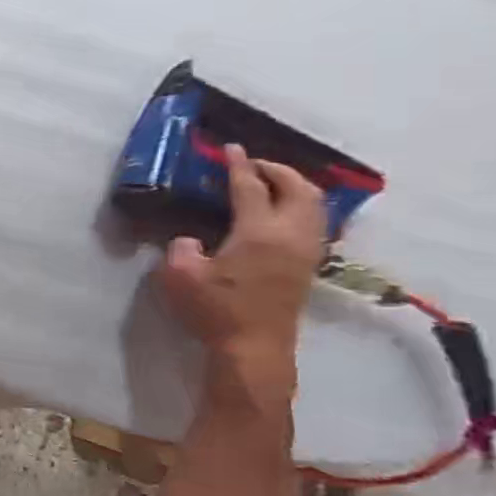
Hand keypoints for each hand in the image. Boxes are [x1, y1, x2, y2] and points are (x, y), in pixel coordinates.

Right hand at [159, 144, 326, 360]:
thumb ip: (181, 248)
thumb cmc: (215, 310)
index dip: (238, 165)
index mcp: (259, 232)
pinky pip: (315, 222)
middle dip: (277, 169)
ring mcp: (306, 250)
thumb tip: (192, 239)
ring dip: (294, 186)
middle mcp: (291, 234)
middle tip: (253, 164)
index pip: (250, 187)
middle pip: (298, 188)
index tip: (231, 148)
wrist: (253, 348)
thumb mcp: (180, 275)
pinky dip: (301, 206)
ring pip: (314, 204)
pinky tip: (282, 213)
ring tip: (271, 184)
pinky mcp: (308, 265)